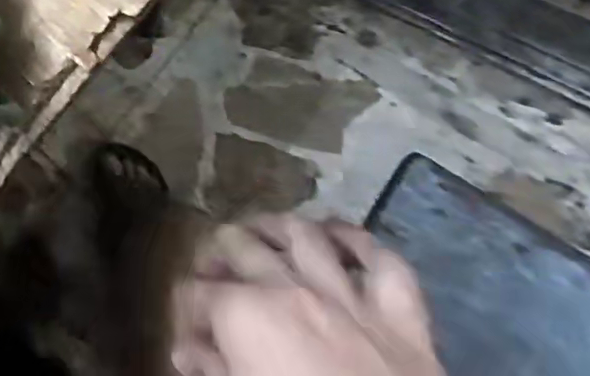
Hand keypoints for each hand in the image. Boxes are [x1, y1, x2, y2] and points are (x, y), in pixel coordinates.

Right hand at [171, 215, 444, 375]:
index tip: (190, 328)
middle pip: (237, 243)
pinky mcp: (403, 323)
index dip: (186, 308)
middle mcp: (286, 289)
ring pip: (303, 236)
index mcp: (241, 310)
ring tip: (263, 231)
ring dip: (276, 227)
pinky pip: (389, 267)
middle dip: (216, 252)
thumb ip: (211, 367)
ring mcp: (347, 301)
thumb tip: (187, 352)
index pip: (194, 291)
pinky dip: (365, 245)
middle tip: (215, 270)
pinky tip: (340, 237)